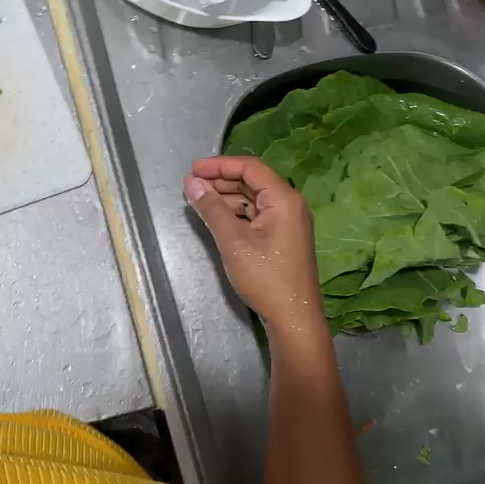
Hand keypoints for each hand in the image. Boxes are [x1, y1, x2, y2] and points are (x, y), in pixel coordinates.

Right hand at [184, 157, 328, 346]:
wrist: (293, 318)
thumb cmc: (265, 277)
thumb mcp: (233, 241)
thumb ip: (211, 208)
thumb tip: (191, 183)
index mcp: (283, 199)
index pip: (250, 168)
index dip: (219, 165)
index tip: (193, 170)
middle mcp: (289, 205)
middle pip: (252, 181)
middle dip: (220, 180)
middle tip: (191, 186)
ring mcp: (288, 221)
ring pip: (253, 198)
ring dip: (226, 196)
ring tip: (199, 200)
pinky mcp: (282, 237)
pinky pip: (256, 214)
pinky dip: (236, 212)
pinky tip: (217, 217)